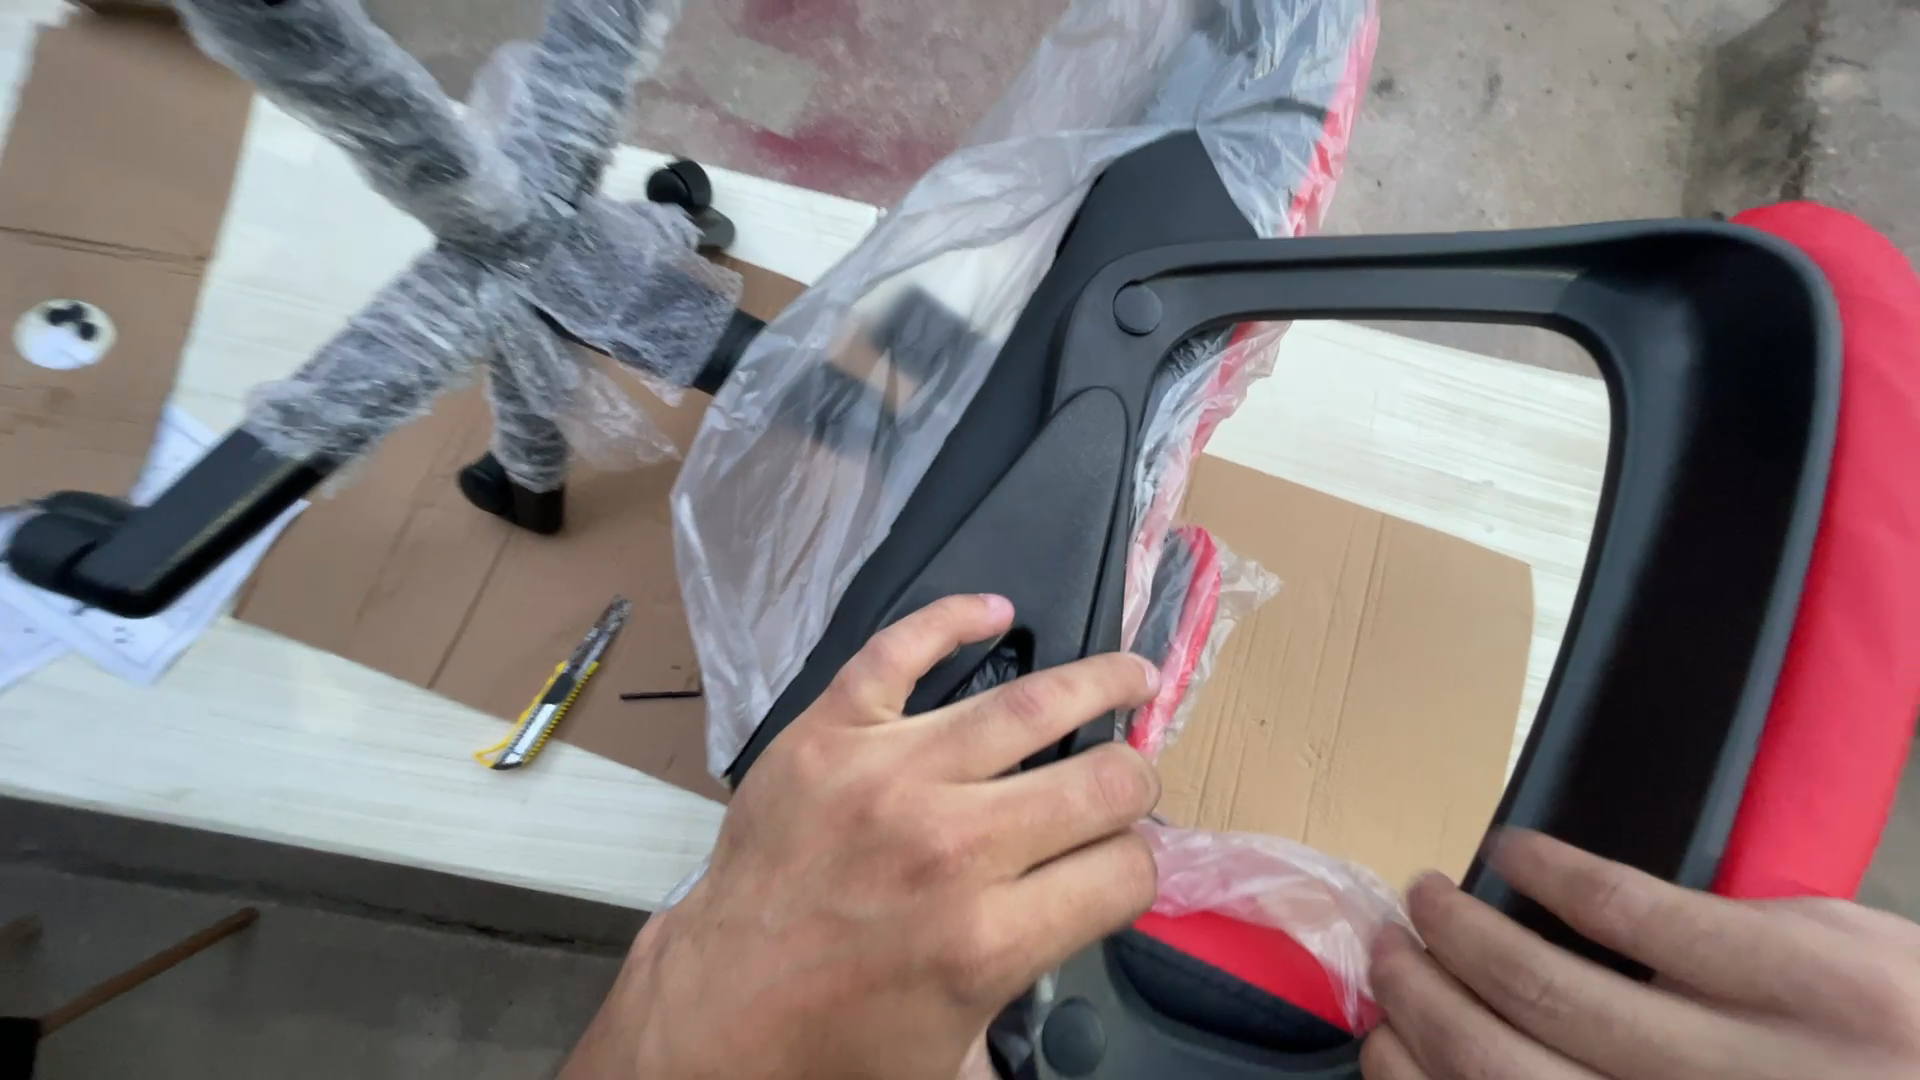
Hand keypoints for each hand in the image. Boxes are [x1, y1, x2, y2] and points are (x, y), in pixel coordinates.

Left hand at [561, 594, 1163, 1079]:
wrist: (719, 1007)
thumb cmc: (837, 1037)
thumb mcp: (961, 1048)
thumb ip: (1040, 975)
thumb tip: (1096, 899)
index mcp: (991, 939)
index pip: (1124, 870)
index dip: (1138, 862)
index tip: (1123, 854)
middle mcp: (952, 846)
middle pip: (1101, 783)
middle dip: (1135, 775)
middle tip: (1132, 768)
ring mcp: (889, 773)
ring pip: (1027, 706)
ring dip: (1096, 682)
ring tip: (1128, 671)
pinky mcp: (833, 730)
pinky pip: (901, 651)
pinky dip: (952, 620)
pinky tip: (995, 610)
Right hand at [1363, 829, 1919, 1078]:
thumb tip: (1462, 1051)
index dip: (1408, 1072)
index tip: (1379, 1034)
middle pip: (1490, 1054)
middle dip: (1413, 991)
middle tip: (1386, 949)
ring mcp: (1772, 1065)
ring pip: (1539, 978)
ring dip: (1454, 926)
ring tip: (1426, 896)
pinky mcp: (1817, 975)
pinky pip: (1622, 904)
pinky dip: (1540, 869)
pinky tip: (1510, 853)